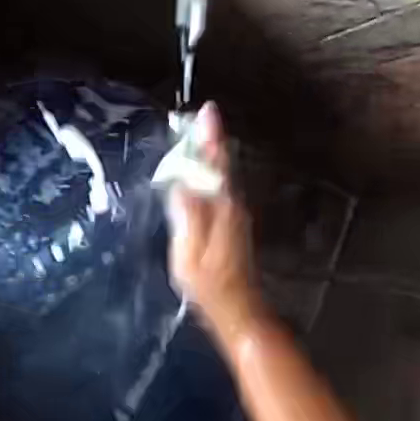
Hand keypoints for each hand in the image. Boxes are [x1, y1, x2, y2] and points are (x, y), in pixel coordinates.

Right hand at [166, 102, 267, 340]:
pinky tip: (198, 173)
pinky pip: (219, 188)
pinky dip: (209, 173)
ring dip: (210, 155)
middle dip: (209, 140)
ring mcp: (235, 216)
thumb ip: (188, 217)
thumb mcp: (189, 254)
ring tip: (196, 136)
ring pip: (221, 176)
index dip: (210, 138)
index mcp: (222, 209)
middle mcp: (232, 206)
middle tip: (198, 117)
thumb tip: (182, 185)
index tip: (207, 111)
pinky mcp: (232, 225)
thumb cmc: (210, 286)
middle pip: (221, 165)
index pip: (215, 165)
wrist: (238, 309)